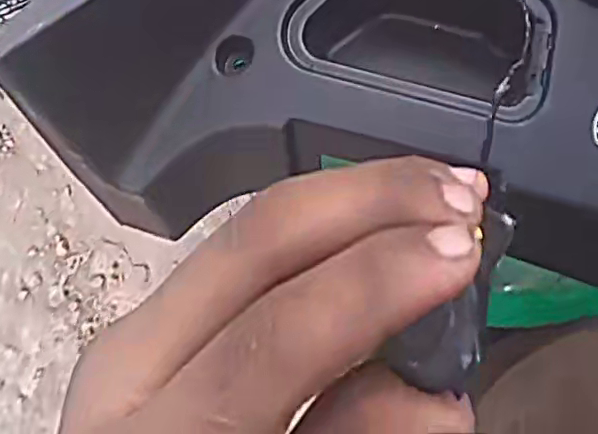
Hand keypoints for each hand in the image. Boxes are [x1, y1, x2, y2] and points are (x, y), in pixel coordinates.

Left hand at [57, 157, 486, 433]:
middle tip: (461, 198)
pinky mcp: (167, 307)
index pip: (274, 331)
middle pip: (264, 232)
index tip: (460, 253)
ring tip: (440, 188)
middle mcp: (136, 358)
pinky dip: (335, 214)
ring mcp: (146, 322)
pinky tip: (385, 209)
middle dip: (379, 198)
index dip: (378, 280)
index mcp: (159, 433)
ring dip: (364, 192)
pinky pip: (260, 237)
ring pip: (261, 215)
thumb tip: (439, 399)